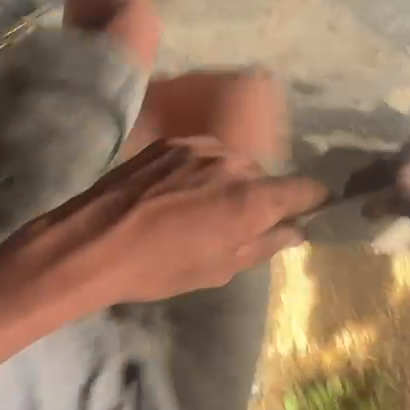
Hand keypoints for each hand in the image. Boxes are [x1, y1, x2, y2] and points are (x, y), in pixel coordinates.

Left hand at [8, 138, 327, 309]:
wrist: (96, 239)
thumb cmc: (161, 267)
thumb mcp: (220, 268)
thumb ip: (264, 244)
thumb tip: (294, 231)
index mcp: (251, 197)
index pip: (305, 188)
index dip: (312, 201)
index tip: (310, 213)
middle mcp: (231, 161)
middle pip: (263, 175)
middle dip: (259, 197)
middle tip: (236, 224)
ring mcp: (198, 145)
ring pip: (230, 161)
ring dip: (227, 180)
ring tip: (199, 209)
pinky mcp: (170, 140)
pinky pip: (200, 153)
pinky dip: (199, 169)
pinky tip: (176, 193)